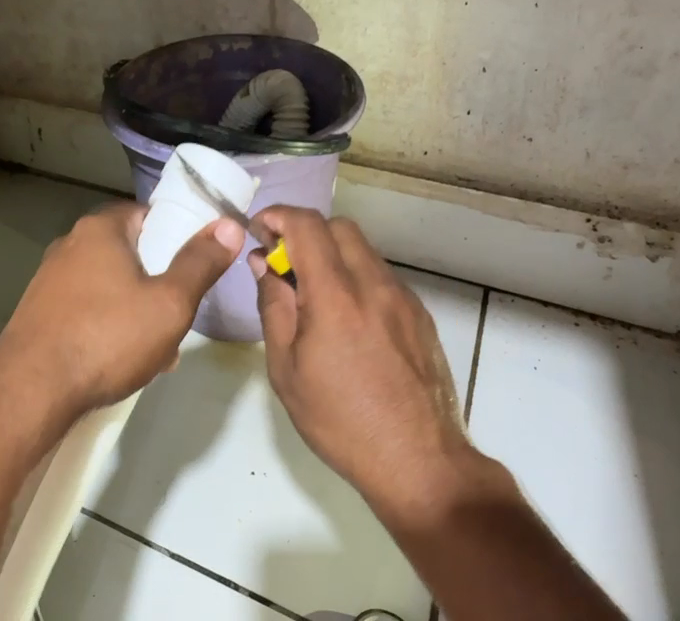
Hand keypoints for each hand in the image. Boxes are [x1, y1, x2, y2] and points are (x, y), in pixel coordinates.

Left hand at [0, 204, 243, 421]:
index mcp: (100, 229)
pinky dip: (105, 326)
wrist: (31, 392)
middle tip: (176, 317)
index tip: (194, 269)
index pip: (147, 214)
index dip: (176, 236)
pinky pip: (85, 309)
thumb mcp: (169, 303)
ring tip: (154, 351)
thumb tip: (229, 224)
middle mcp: (69, 244)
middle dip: (156, 283)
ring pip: (108, 285)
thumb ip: (200, 263)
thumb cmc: (107, 338)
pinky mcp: (37, 312)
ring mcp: (48, 279)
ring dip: (134, 310)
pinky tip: (117, 361)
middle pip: (128, 252)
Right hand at [252, 207, 470, 524]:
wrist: (420, 462)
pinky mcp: (420, 316)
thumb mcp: (286, 370)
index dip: (277, 216)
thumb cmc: (340, 421)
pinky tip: (348, 321)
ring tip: (314, 298)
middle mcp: (374, 284)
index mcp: (336, 295)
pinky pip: (382, 277)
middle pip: (339, 227)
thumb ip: (274, 306)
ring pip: (363, 251)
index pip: (306, 225)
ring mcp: (403, 298)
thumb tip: (263, 262)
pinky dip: (356, 279)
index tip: (258, 230)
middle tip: (285, 265)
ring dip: (332, 256)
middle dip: (306, 233)